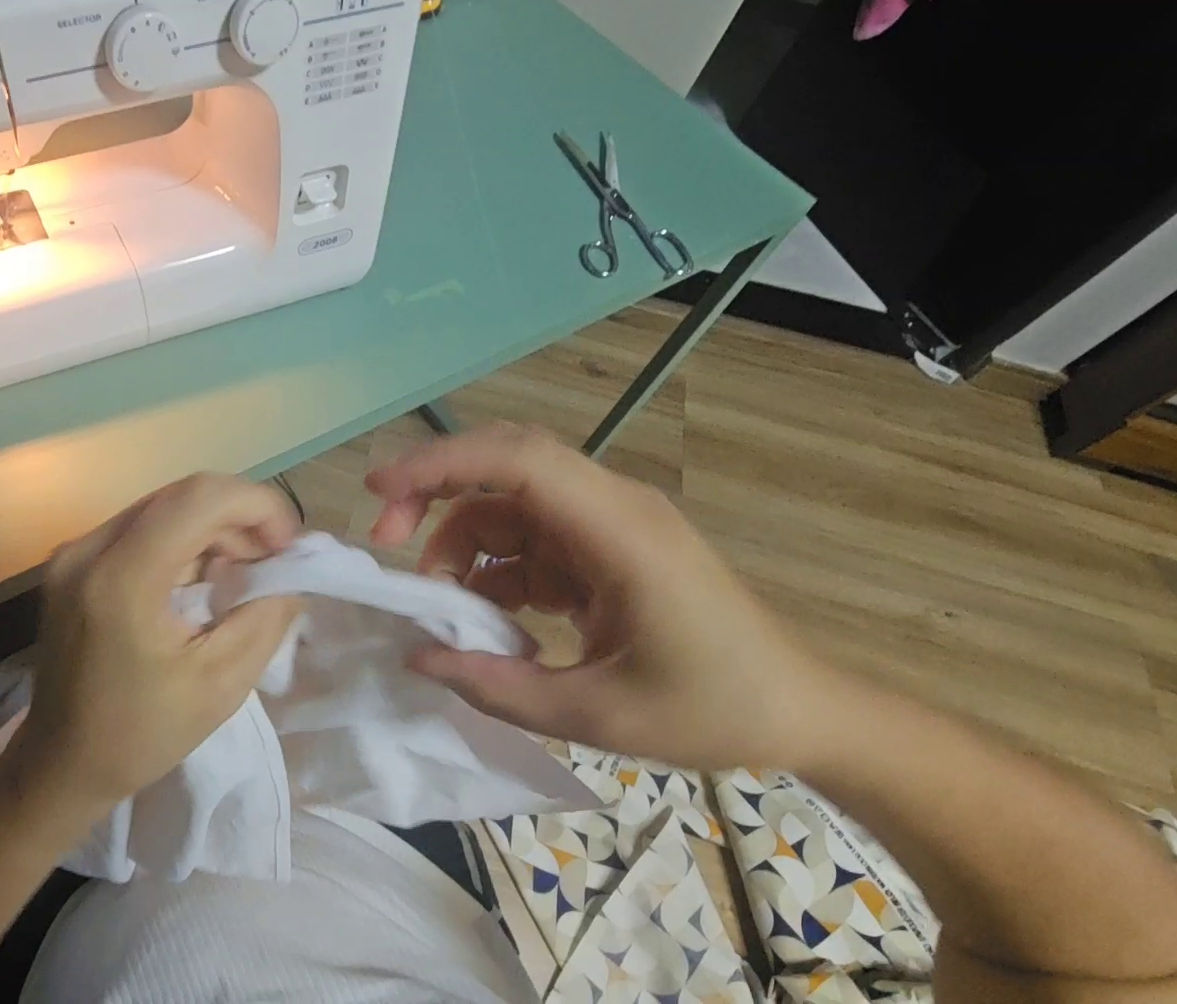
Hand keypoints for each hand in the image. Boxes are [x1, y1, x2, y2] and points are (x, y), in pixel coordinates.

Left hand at [14, 473, 303, 810]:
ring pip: (163, 507)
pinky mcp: (73, 563)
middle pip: (182, 496)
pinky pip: (141, 528)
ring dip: (213, 528)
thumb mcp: (222, 683)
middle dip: (240, 517)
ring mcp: (74, 553)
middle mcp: (89, 549)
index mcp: (122, 579)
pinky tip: (204, 579)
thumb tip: (293, 568)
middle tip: (272, 562)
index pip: (201, 499)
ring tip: (243, 575)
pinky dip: (183, 541)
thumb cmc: (141, 734)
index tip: (289, 546)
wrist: (60, 764)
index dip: (258, 506)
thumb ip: (266, 615)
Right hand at [367, 424, 840, 772]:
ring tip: (446, 612)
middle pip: (505, 465)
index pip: (517, 461)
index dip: (440, 464)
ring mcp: (608, 524)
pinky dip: (495, 571)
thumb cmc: (712, 710)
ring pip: (508, 506)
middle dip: (435, 492)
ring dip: (463, 546)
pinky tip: (492, 622)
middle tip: (387, 540)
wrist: (799, 712)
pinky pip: (529, 539)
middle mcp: (611, 507)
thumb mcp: (594, 714)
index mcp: (619, 531)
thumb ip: (496, 687)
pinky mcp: (604, 546)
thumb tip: (416, 657)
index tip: (377, 494)